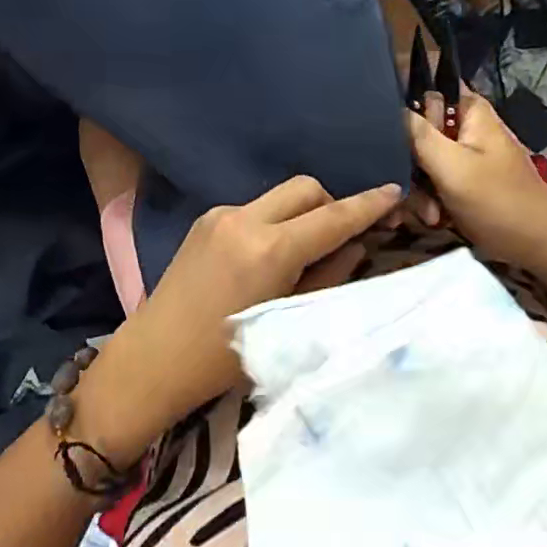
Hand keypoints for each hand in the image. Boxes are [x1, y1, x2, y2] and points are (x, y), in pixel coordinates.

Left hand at [80, 176, 402, 459]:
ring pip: (280, 195)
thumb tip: (355, 246)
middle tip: (340, 237)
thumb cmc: (224, 358)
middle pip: (306, 188)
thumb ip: (328, 277)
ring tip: (301, 252)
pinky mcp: (205, 218)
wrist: (153, 357)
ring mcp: (221, 214)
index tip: (393, 192)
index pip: (332, 217)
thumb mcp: (288, 322)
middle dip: (330, 204)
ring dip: (301, 213)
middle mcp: (244, 219)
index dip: (367, 205)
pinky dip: (274, 222)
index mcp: (269, 250)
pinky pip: (255, 208)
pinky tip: (266, 256)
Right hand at [405, 89, 546, 264]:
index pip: (427, 84)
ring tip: (428, 214)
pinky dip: (425, 199)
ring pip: (417, 158)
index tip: (379, 119)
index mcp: (467, 110)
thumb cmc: (499, 201)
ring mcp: (458, 156)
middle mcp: (460, 127)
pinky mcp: (455, 181)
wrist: (537, 247)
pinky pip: (427, 181)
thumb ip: (418, 134)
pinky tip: (430, 218)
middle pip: (416, 127)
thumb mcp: (453, 166)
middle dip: (406, 158)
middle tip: (408, 185)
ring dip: (416, 188)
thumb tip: (388, 106)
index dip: (402, 97)